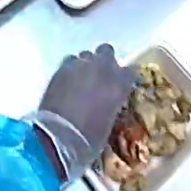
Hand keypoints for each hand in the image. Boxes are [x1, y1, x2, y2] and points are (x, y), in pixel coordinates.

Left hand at [30, 44, 133, 183]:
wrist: (60, 136)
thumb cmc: (90, 139)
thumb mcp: (110, 121)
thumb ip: (112, 102)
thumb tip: (109, 99)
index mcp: (119, 84)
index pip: (130, 71)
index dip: (126, 77)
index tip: (123, 83)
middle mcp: (102, 69)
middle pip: (107, 51)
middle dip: (105, 61)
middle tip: (101, 75)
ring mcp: (80, 65)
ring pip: (87, 54)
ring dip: (86, 64)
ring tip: (82, 78)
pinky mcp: (61, 68)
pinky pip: (70, 61)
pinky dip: (71, 68)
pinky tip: (68, 80)